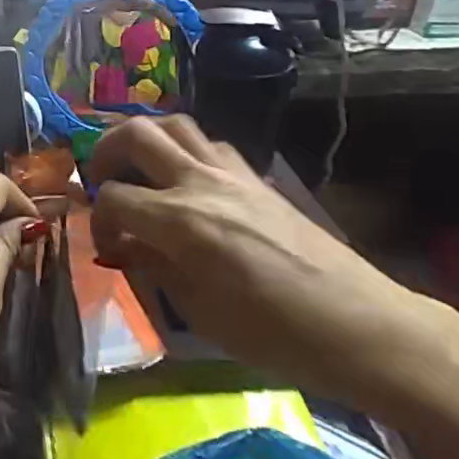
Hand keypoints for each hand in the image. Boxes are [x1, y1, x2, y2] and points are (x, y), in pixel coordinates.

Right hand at [88, 116, 447, 409]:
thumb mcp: (200, 312)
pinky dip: (186, 149)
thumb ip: (154, 268)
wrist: (359, 325)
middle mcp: (201, 183)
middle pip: (137, 134)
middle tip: (99, 176)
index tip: (107, 243)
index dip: (99, 218)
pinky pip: (211, 143)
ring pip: (176, 124)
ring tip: (137, 165)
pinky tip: (187, 179)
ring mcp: (233, 174)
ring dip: (146, 137)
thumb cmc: (275, 334)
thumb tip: (125, 246)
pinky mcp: (257, 177)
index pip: (114, 197)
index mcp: (181, 222)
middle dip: (105, 149)